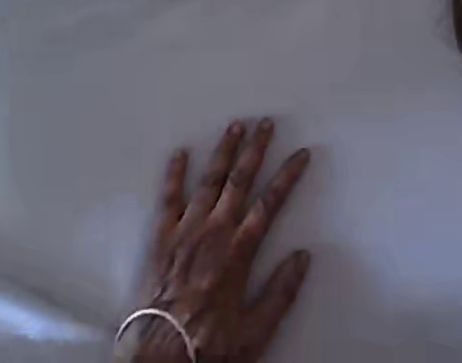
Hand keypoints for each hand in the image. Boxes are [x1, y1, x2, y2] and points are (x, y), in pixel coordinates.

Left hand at [125, 119, 312, 362]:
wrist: (157, 360)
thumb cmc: (208, 345)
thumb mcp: (254, 332)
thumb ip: (280, 293)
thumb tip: (303, 256)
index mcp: (239, 250)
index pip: (270, 203)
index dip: (287, 176)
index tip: (301, 153)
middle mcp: (215, 231)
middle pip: (240, 180)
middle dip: (255, 149)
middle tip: (265, 122)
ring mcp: (186, 230)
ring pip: (209, 181)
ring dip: (223, 151)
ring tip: (234, 125)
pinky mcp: (162, 238)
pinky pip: (169, 200)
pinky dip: (174, 174)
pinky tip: (181, 152)